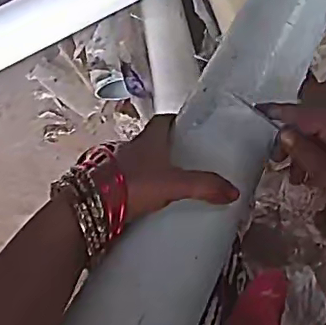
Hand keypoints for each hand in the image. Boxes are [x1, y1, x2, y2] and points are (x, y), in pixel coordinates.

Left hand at [113, 115, 239, 217]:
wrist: (93, 204)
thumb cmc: (133, 183)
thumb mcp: (175, 183)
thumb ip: (204, 186)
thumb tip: (232, 191)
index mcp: (148, 139)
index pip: (163, 121)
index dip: (175, 121)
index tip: (187, 126)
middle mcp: (130, 147)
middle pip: (150, 142)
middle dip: (165, 149)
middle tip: (182, 160)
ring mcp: (114, 165)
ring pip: (136, 162)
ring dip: (148, 169)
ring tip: (165, 183)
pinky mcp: (105, 184)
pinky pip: (125, 182)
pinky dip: (135, 187)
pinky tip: (144, 200)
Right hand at [263, 104, 325, 223]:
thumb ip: (305, 152)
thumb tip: (284, 133)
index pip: (304, 114)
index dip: (280, 113)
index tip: (260, 111)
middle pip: (309, 123)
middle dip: (289, 137)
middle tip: (274, 156)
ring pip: (316, 136)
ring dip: (300, 151)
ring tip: (292, 173)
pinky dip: (313, 156)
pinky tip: (306, 174)